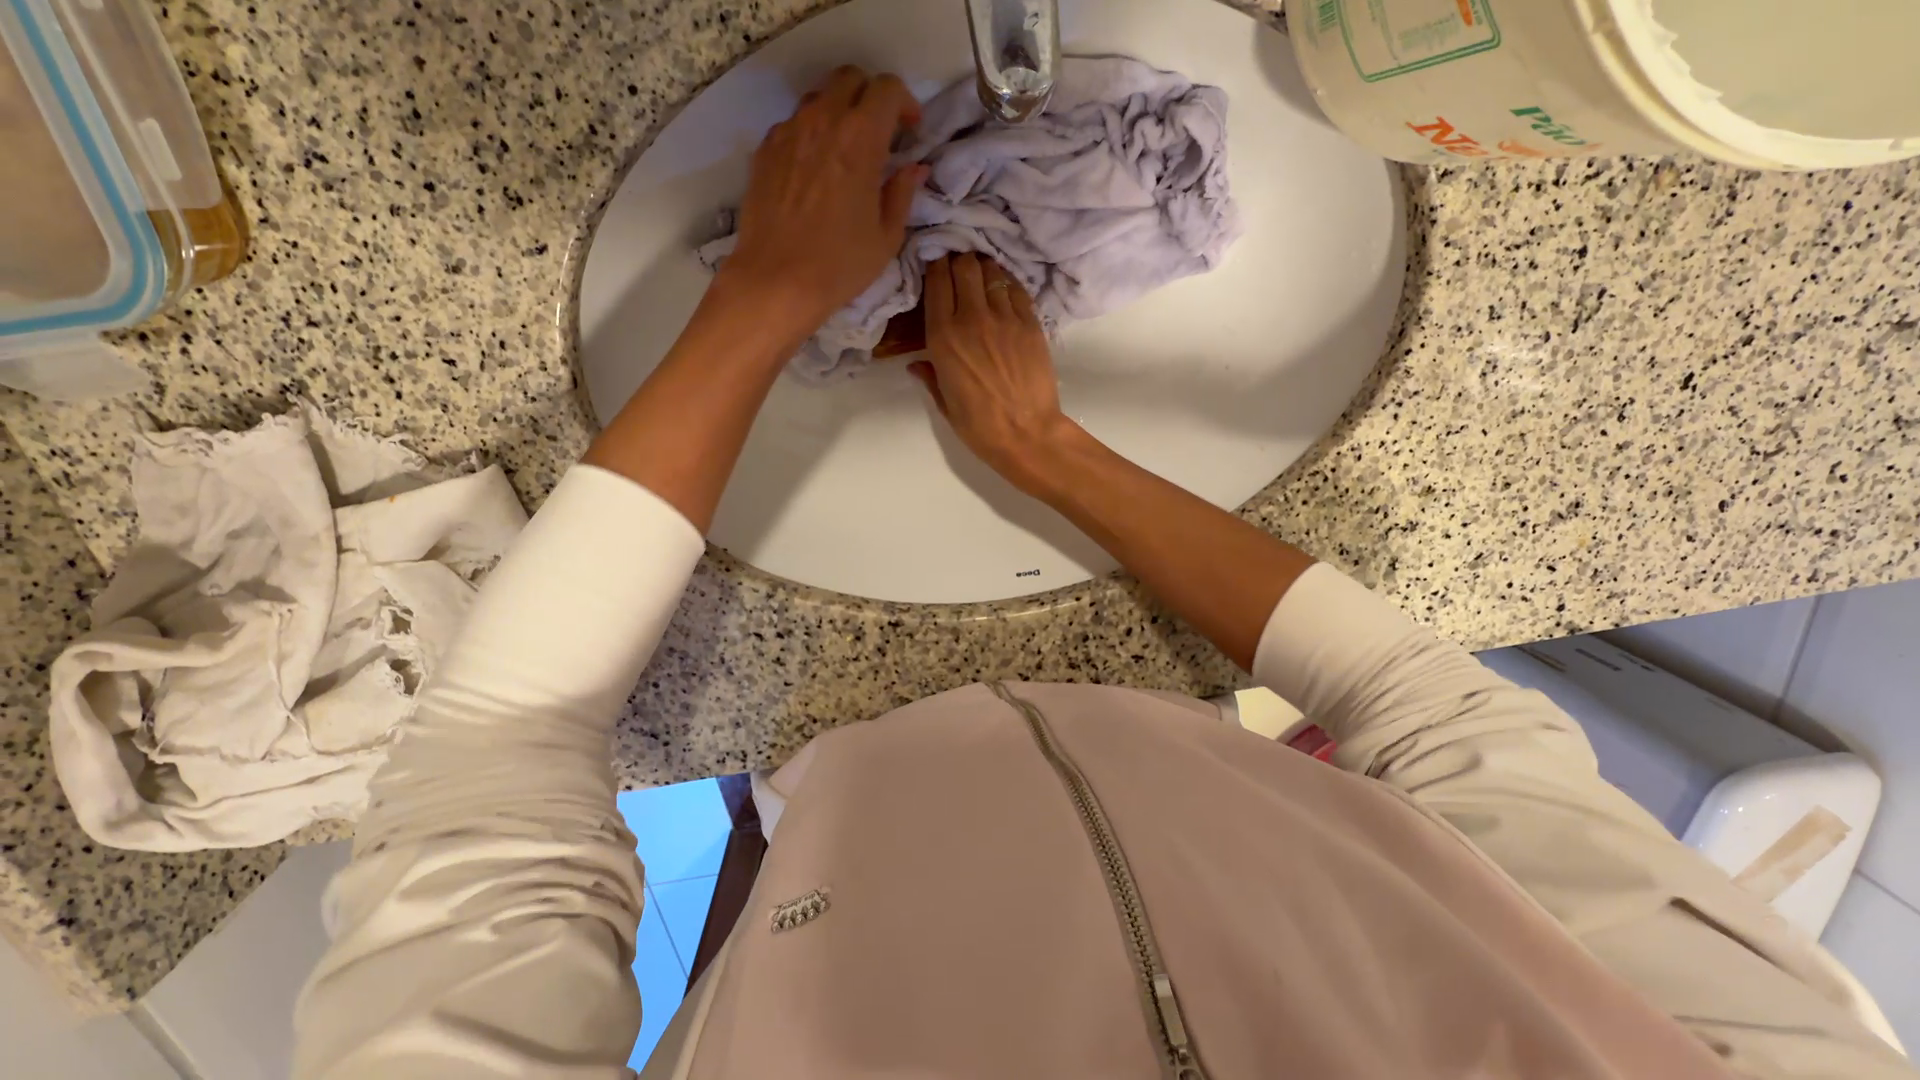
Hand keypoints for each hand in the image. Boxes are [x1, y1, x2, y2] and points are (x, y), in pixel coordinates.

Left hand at [718, 66, 929, 336]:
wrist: (776, 281)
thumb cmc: (840, 264)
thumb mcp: (887, 235)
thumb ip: (902, 193)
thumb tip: (913, 169)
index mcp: (861, 138)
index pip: (887, 89)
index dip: (904, 102)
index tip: (909, 129)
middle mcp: (823, 122)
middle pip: (849, 79)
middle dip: (870, 96)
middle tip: (880, 130)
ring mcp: (788, 133)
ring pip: (818, 98)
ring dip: (838, 112)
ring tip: (845, 148)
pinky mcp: (765, 151)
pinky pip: (793, 125)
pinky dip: (810, 134)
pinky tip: (815, 168)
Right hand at [910, 254, 1080, 496]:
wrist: (1027, 434)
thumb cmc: (979, 426)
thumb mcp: (945, 404)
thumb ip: (930, 377)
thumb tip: (917, 364)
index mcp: (942, 337)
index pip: (936, 281)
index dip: (934, 266)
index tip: (934, 264)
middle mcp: (971, 318)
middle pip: (964, 266)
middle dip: (959, 260)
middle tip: (959, 264)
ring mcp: (1004, 317)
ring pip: (991, 271)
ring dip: (983, 267)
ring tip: (981, 271)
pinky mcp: (1030, 323)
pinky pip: (1015, 289)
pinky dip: (1006, 282)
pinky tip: (1003, 287)